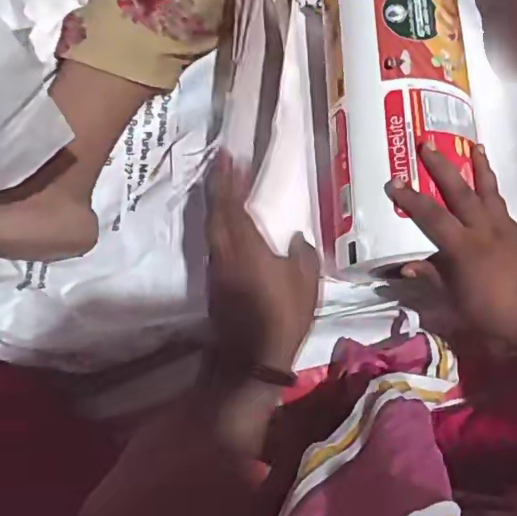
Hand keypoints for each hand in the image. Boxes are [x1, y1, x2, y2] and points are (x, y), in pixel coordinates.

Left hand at [207, 153, 320, 370]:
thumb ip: (301, 255)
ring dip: (215, 204)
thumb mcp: (305, 284)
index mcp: (247, 248)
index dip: (229, 181)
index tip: (229, 157)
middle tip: (222, 163)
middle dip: (218, 186)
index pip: (233, 206)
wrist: (252, 358)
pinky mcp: (214, 283)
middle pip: (216, 212)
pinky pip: (213, 242)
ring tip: (223, 186)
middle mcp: (225, 253)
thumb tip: (295, 238)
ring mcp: (216, 269)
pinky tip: (226, 223)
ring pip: (211, 227)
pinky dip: (217, 224)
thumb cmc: (283, 317)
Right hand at [385, 141, 516, 349]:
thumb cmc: (492, 315)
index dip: (411, 199)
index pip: (432, 217)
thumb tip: (406, 266)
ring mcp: (503, 229)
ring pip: (488, 191)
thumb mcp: (456, 302)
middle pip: (460, 192)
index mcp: (464, 248)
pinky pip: (501, 205)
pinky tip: (489, 185)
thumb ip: (434, 278)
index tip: (394, 183)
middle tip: (426, 145)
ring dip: (480, 167)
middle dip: (441, 167)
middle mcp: (484, 231)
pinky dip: (493, 191)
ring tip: (475, 146)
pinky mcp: (516, 234)